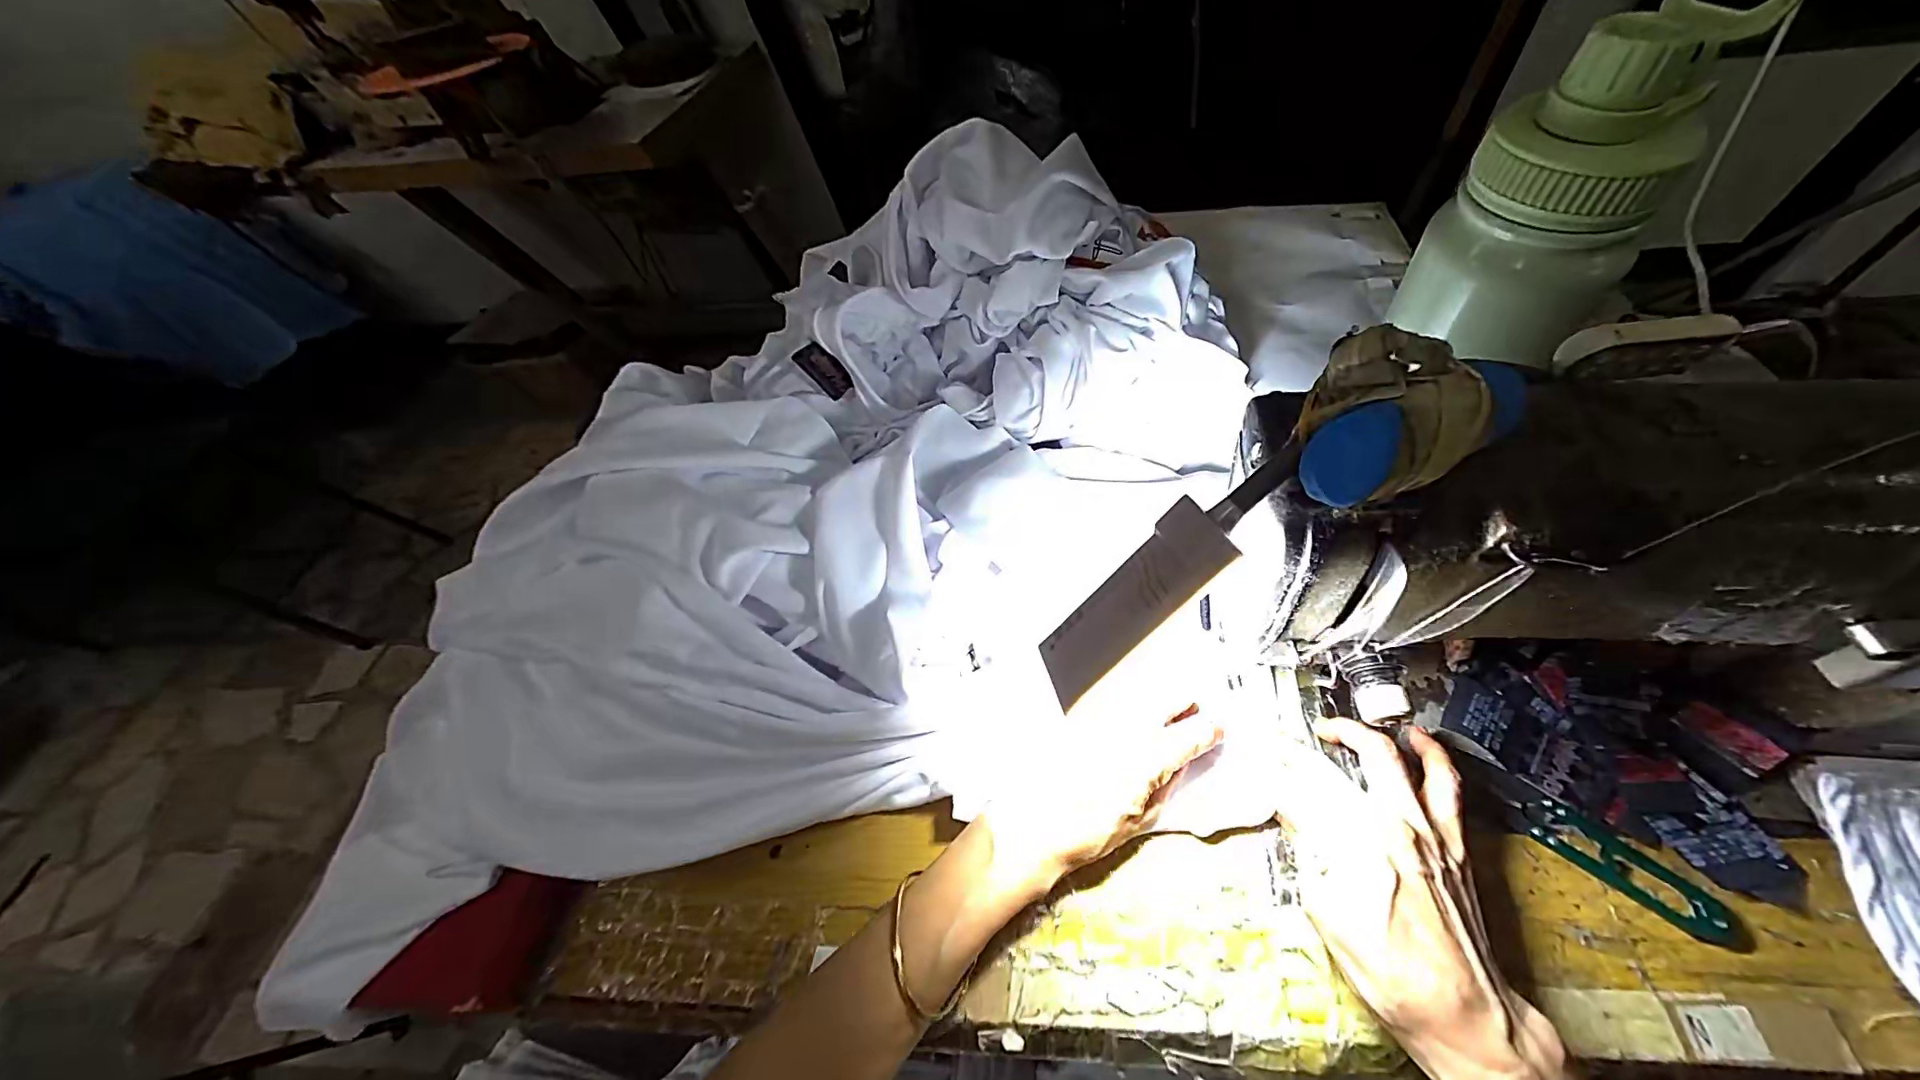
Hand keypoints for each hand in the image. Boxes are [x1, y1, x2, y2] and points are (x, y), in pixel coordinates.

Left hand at [975, 705, 1223, 904]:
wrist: (1030, 826)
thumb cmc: (1084, 833)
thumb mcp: (1140, 820)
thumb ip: (1165, 789)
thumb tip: (1180, 767)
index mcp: (1148, 758)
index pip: (1190, 734)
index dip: (1209, 730)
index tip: (1219, 730)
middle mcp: (1126, 730)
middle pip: (1166, 699)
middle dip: (1186, 704)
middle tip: (1197, 711)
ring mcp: (1101, 722)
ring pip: (1140, 700)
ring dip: (1158, 705)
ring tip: (1169, 715)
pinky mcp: (1080, 723)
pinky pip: (1115, 710)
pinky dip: (1130, 714)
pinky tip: (1130, 727)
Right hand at [1273, 718, 1569, 1079]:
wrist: (1468, 1017)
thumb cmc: (1396, 979)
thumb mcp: (1328, 920)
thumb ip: (1310, 859)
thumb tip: (1296, 820)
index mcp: (1361, 847)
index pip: (1307, 787)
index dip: (1280, 767)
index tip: (1265, 756)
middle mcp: (1400, 830)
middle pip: (1359, 756)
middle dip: (1326, 734)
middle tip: (1304, 733)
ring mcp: (1433, 835)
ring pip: (1403, 760)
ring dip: (1374, 735)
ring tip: (1353, 726)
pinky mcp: (1458, 847)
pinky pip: (1449, 786)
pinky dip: (1434, 756)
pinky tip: (1422, 742)